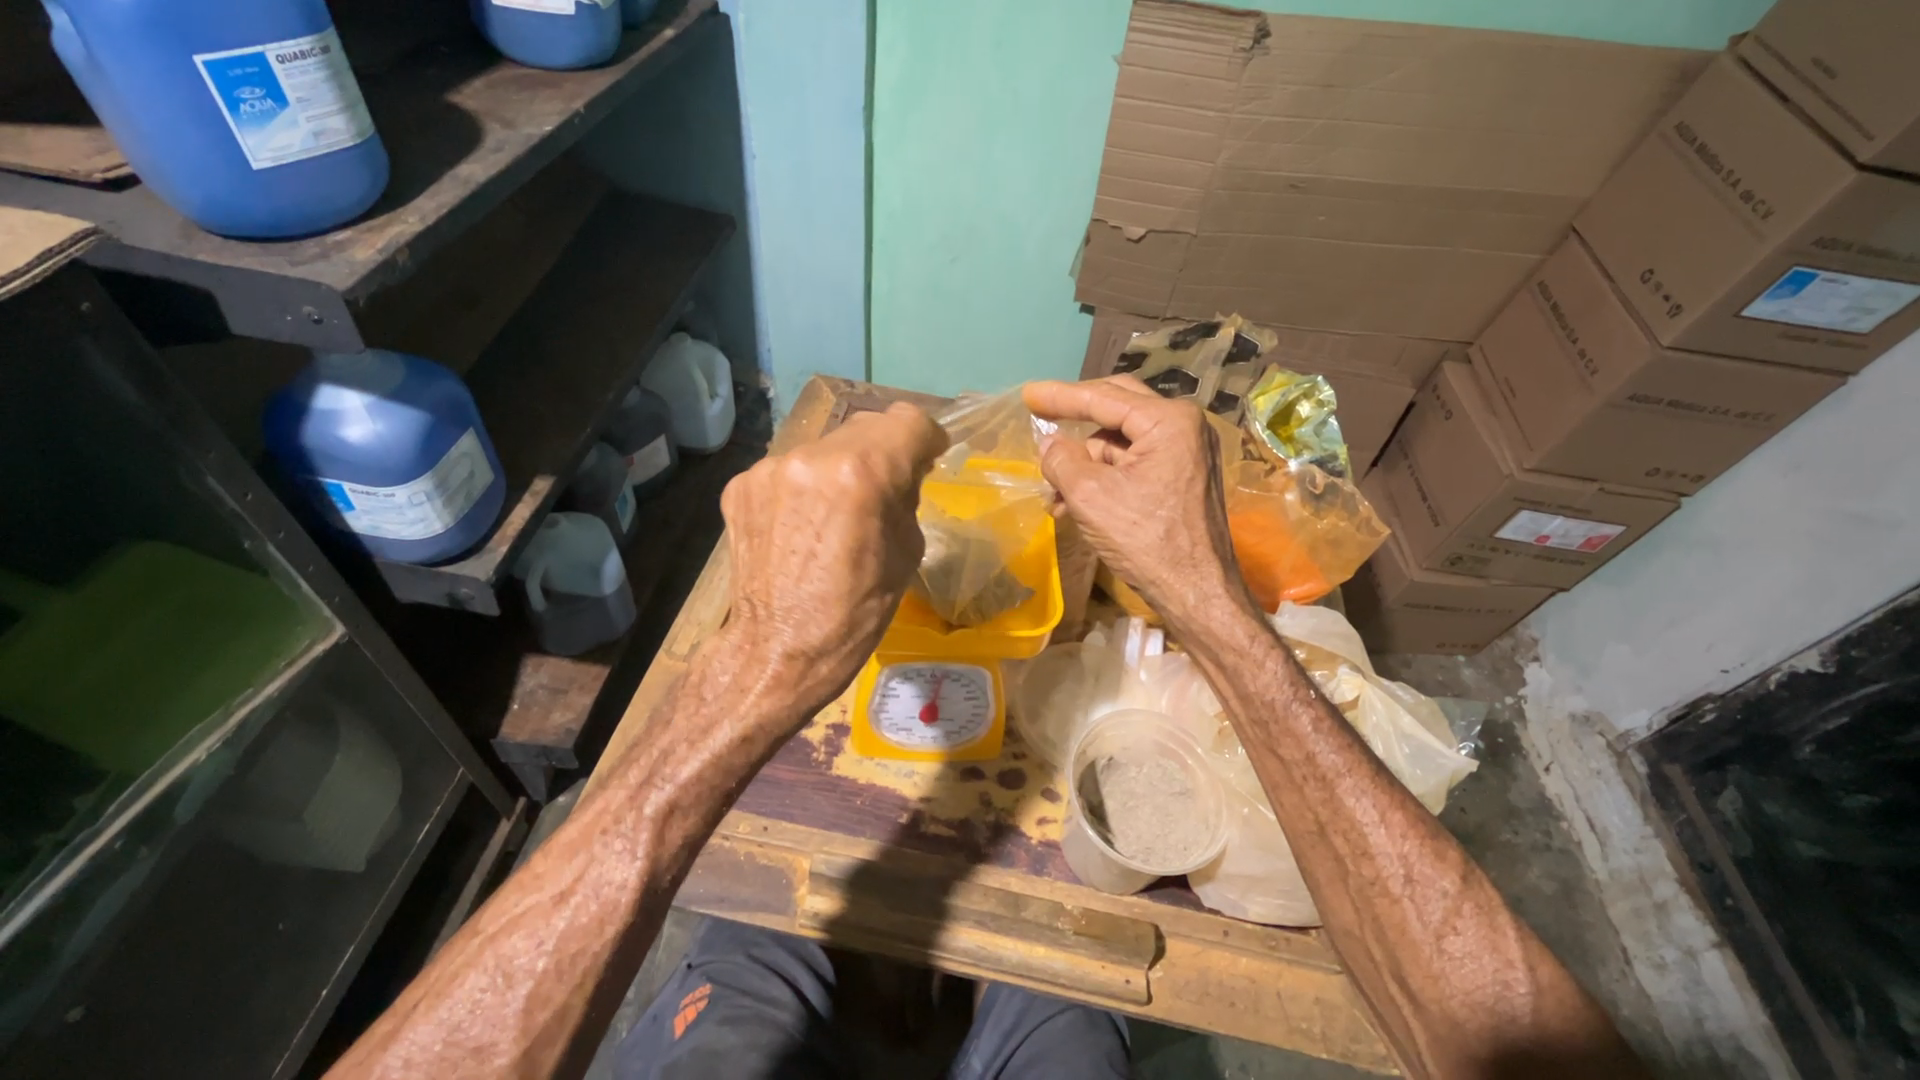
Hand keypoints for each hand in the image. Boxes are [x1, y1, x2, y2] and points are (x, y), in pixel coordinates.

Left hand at [718, 403, 948, 713]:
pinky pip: (788, 472)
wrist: (778, 650)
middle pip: (864, 427)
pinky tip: (800, 529)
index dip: (926, 438)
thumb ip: (905, 496)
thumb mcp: (907, 551)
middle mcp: (813, 457)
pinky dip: (803, 490)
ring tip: (834, 517)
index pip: (908, 420)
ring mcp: (770, 469)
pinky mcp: (740, 486)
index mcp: (863, 472)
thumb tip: (902, 470)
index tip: (927, 458)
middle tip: (884, 490)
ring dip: (838, 471)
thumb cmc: (856, 612)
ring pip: (823, 449)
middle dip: (882, 452)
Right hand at [1023, 377, 1253, 631]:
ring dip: (1086, 459)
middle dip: (1075, 418)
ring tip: (1053, 491)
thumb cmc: (1145, 540)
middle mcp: (1185, 426)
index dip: (1060, 396)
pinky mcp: (1184, 476)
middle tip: (1040, 416)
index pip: (1104, 397)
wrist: (1195, 591)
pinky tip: (1076, 500)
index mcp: (1169, 421)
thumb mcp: (1089, 495)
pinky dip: (1104, 474)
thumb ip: (1061, 459)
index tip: (1027, 394)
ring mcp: (1188, 451)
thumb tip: (1049, 444)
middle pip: (1117, 407)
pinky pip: (1134, 461)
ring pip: (1122, 439)